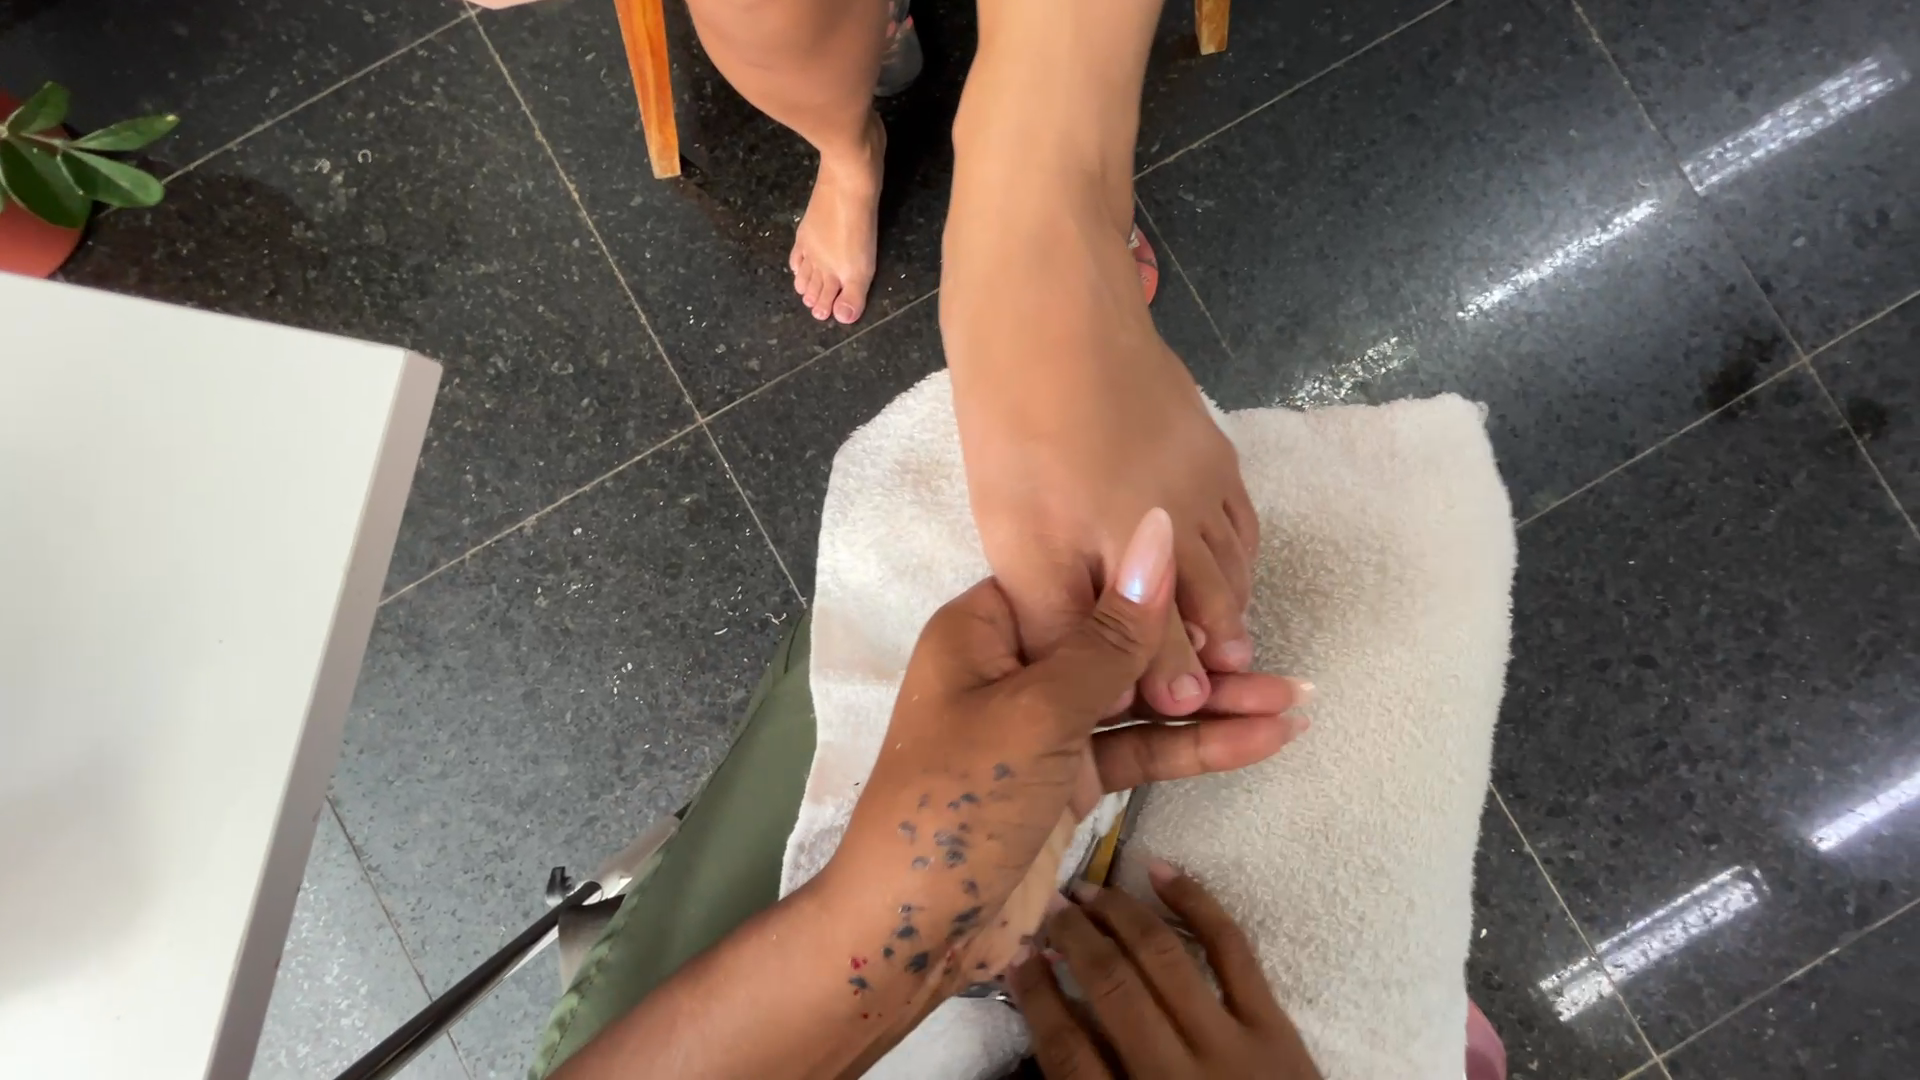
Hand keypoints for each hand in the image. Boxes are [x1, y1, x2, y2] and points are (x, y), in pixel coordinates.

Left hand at [820, 509, 1308, 998]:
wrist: (914, 928)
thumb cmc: (960, 797)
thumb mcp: (1038, 709)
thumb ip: (1111, 634)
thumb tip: (1157, 534)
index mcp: (986, 629)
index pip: (1079, 587)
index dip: (1149, 589)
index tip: (1223, 597)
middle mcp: (1016, 668)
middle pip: (1117, 646)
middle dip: (1198, 656)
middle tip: (1281, 661)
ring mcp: (1045, 726)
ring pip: (1137, 701)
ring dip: (1210, 706)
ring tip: (1297, 704)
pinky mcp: (1068, 778)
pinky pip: (1136, 750)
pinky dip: (1192, 748)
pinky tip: (1261, 741)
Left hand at [954, 331, 1259, 719]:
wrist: (1049, 304)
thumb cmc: (1019, 434)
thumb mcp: (1021, 542)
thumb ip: (1065, 618)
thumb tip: (1103, 685)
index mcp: (1147, 558)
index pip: (1169, 639)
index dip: (1173, 679)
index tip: (1180, 712)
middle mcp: (1196, 520)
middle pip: (1216, 601)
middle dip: (1216, 646)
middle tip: (1225, 680)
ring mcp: (1209, 472)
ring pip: (1234, 558)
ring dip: (1232, 599)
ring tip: (1230, 632)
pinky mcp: (1207, 436)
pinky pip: (1238, 513)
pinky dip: (1237, 548)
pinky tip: (1227, 552)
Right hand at [1014, 863, 1324, 1079]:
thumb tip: (1055, 1013)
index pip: (1066, 1051)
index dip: (1035, 996)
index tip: (1017, 957)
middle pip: (1111, 988)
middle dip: (1072, 938)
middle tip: (1050, 909)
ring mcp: (1232, 1049)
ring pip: (1162, 956)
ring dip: (1117, 913)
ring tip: (1088, 890)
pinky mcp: (1275, 1029)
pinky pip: (1231, 947)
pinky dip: (1193, 900)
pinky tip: (1156, 869)